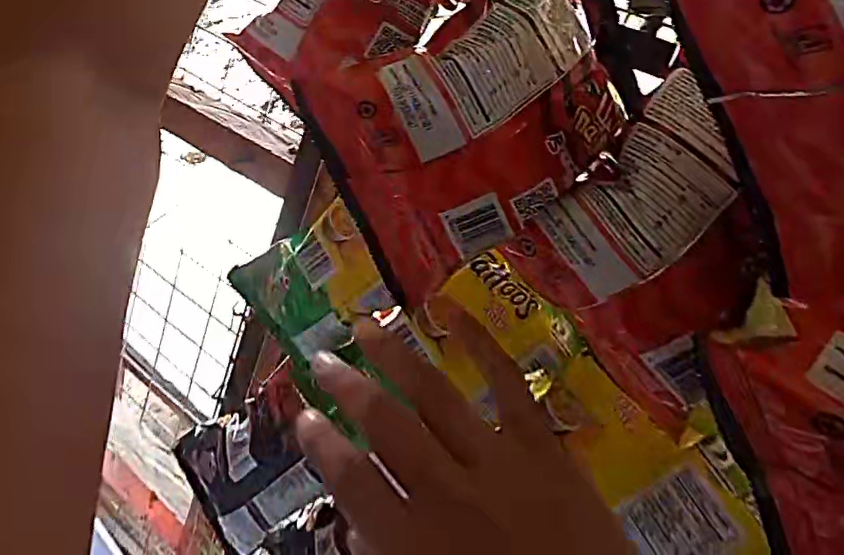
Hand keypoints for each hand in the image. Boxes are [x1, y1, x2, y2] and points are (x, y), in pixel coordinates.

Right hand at [294, 301, 633, 554]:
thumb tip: (358, 525)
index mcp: (418, 543)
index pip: (352, 479)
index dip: (320, 443)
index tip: (301, 415)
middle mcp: (449, 492)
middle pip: (384, 422)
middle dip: (346, 386)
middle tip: (321, 358)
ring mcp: (498, 463)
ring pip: (432, 393)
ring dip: (392, 354)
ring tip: (363, 325)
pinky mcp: (542, 447)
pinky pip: (508, 384)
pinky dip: (479, 343)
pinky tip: (450, 311)